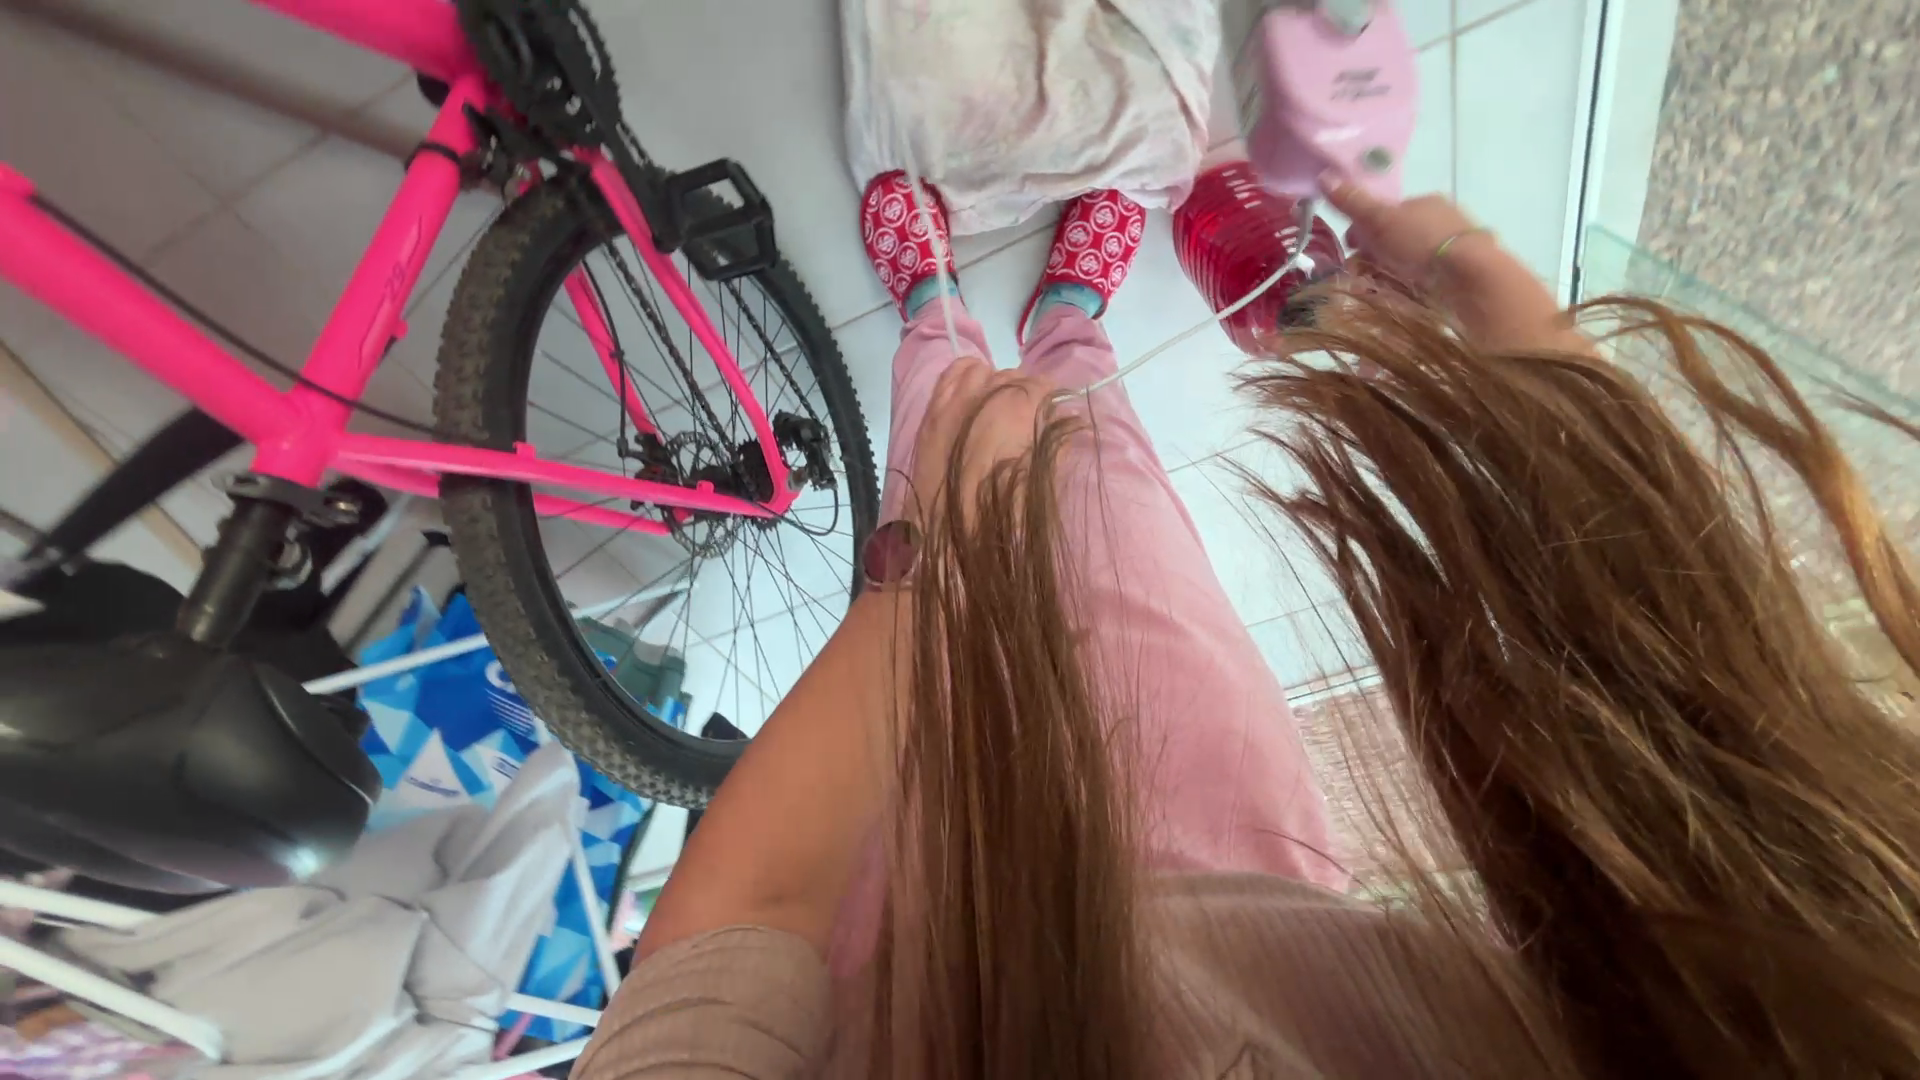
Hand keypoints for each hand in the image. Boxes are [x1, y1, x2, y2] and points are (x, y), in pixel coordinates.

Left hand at [904, 356, 1054, 528]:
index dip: (1052, 398)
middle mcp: (986, 393)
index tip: (1056, 411)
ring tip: (999, 403)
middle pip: (1013, 377)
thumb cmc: (998, 508)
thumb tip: (1067, 421)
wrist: (943, 529)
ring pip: (982, 371)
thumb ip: (1055, 443)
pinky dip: (965, 375)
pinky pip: (951, 375)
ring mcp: (955, 399)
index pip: (1043, 385)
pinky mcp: (932, 411)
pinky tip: (972, 390)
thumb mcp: (1038, 477)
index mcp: (1018, 408)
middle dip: (1025, 392)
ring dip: (995, 382)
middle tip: (1029, 416)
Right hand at [1320, 173, 1590, 354]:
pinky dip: (1405, 283)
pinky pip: (1421, 275)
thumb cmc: (1420, 242)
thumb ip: (1353, 203)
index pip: (1384, 213)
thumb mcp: (1379, 220)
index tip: (1350, 248)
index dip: (1362, 230)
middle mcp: (1439, 218)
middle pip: (1394, 237)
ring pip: (1407, 258)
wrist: (1467, 273)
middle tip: (1359, 273)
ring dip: (1386, 271)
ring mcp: (1449, 245)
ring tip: (1375, 288)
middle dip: (1373, 254)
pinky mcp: (1456, 270)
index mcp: (1423, 202)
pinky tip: (1398, 294)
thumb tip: (1324, 176)